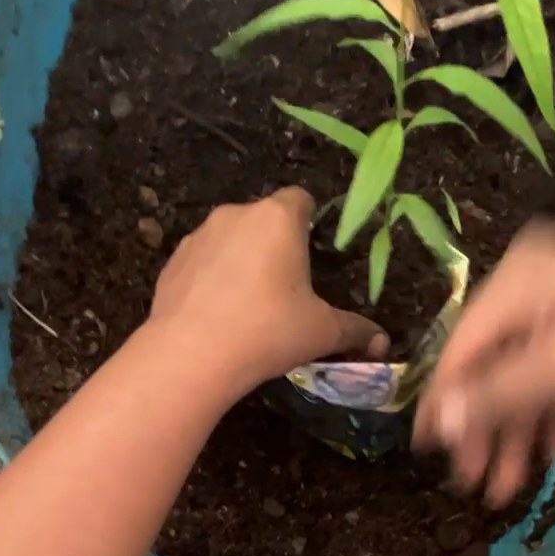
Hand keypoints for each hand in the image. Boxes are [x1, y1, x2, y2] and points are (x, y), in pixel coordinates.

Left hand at [141, 188, 387, 391]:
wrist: (192, 356)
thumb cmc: (268, 332)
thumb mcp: (321, 333)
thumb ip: (354, 331)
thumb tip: (382, 342)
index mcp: (278, 218)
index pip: (301, 199)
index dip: (310, 221)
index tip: (313, 252)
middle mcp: (236, 214)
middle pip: (263, 219)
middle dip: (276, 247)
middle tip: (285, 291)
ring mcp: (198, 237)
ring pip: (230, 241)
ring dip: (242, 263)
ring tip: (248, 308)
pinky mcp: (172, 263)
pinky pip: (202, 265)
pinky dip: (212, 282)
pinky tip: (217, 317)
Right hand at [413, 222, 554, 505]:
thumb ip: (495, 394)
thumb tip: (437, 423)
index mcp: (522, 279)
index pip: (464, 345)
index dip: (443, 400)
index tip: (426, 449)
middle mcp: (537, 288)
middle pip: (493, 368)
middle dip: (485, 431)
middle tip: (473, 482)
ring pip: (523, 381)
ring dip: (516, 436)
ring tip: (510, 487)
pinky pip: (554, 379)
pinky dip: (550, 418)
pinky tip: (554, 452)